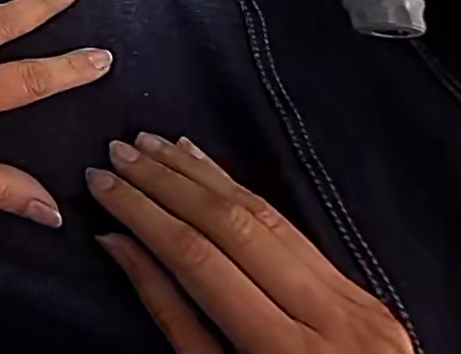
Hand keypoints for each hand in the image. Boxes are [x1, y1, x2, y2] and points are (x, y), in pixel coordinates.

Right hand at [88, 134, 411, 353]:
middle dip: (163, 181)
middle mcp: (329, 317)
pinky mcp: (360, 288)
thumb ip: (170, 315)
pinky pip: (285, 222)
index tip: (100, 180)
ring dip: (194, 171)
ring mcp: (353, 299)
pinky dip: (235, 186)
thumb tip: (116, 240)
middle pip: (227, 223)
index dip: (142, 213)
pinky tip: (200, 159)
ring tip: (148, 142)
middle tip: (117, 150)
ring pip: (258, 210)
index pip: (197, 259)